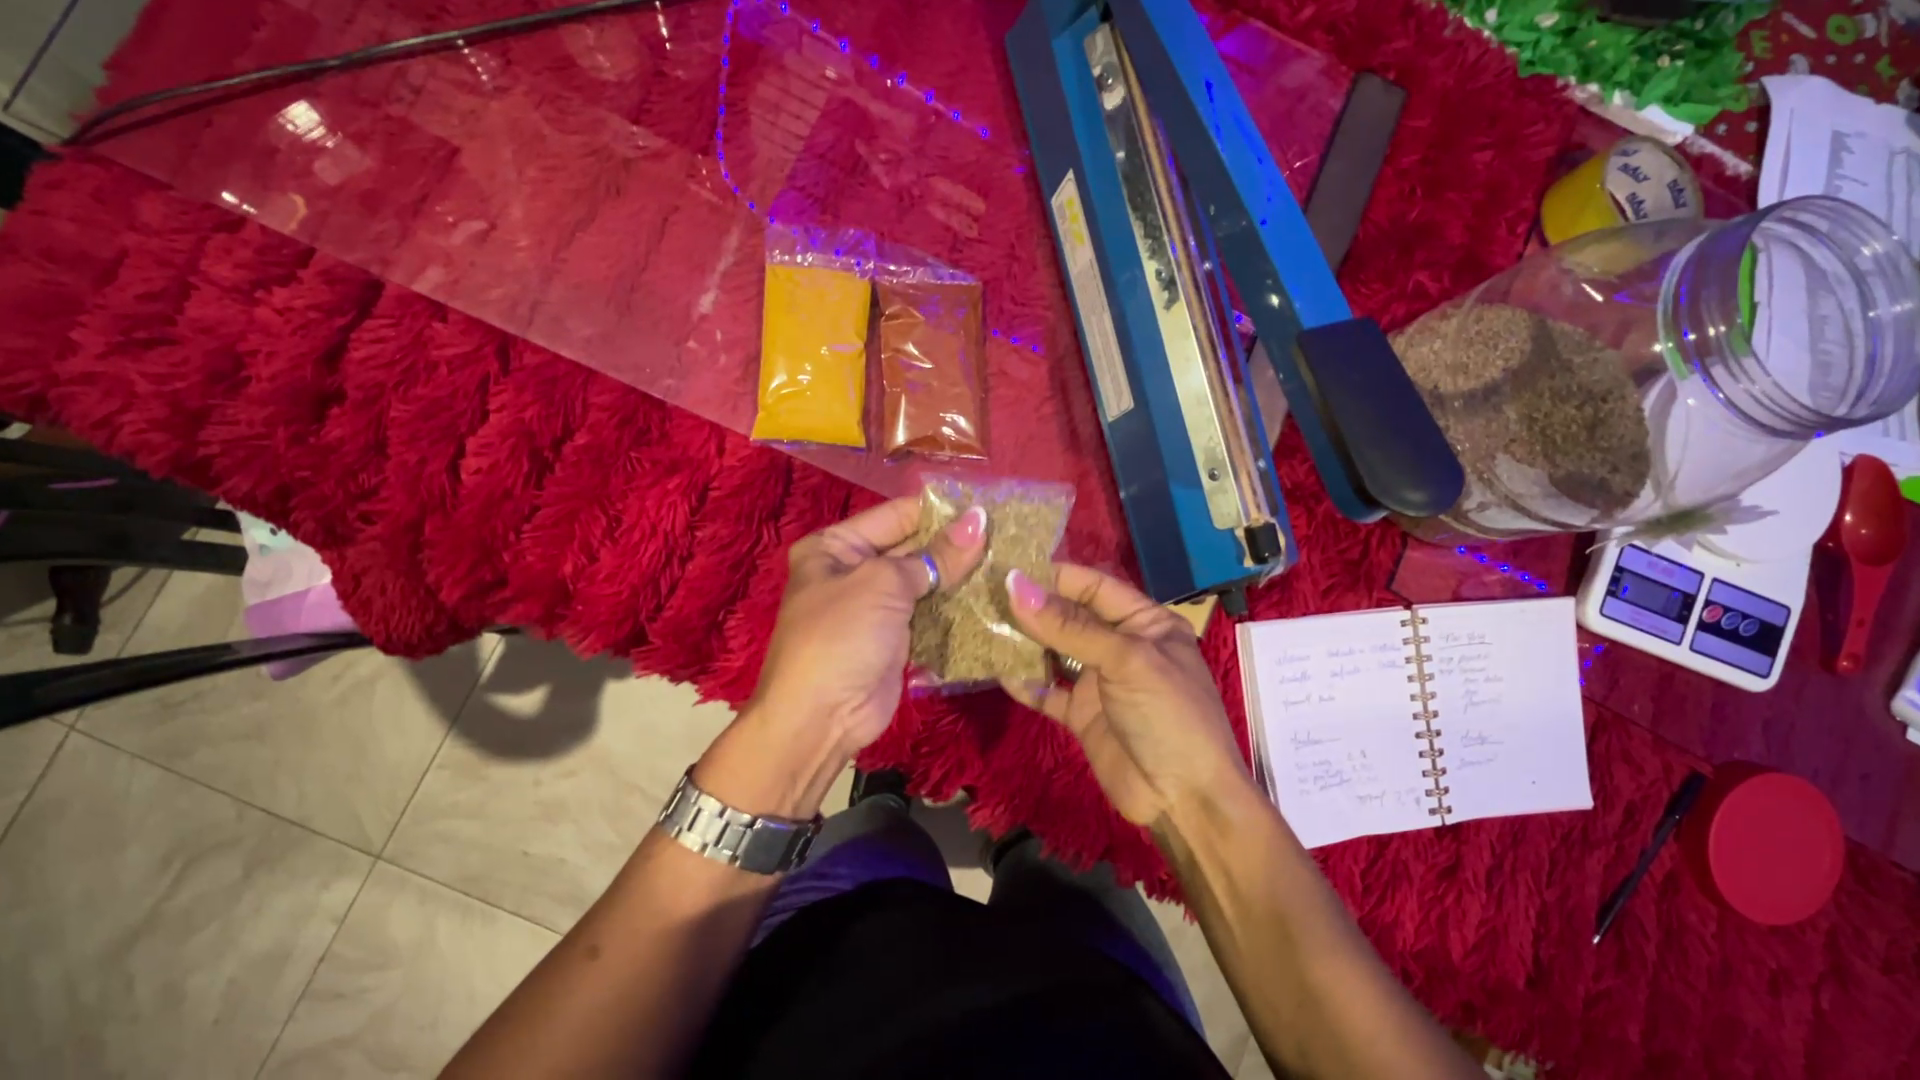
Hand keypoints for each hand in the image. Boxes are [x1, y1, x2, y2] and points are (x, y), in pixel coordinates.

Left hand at [748, 496, 988, 756]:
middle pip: (912, 548)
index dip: (941, 510)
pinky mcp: (895, 641)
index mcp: (835, 546)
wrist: (819, 717)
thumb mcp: (884, 584)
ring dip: (961, 577)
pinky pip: (929, 616)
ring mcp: (874, 609)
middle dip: (955, 544)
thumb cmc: (840, 636)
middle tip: (1009, 533)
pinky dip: (956, 608)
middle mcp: (852, 572)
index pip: (896, 515)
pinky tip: (994, 596)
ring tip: (1011, 560)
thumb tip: (980, 520)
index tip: (990, 504)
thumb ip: (935, 555)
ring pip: (925, 584)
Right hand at [1001, 565, 1251, 827]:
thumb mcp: (1126, 661)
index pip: (1095, 587)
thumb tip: (1014, 585)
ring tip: (980, 626)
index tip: (1008, 567)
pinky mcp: (1083, 716)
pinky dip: (1025, 683)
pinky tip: (996, 672)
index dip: (1056, 576)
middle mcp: (1121, 647)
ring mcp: (1101, 683)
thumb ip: (1069, 626)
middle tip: (983, 595)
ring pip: (1055, 653)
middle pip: (1070, 617)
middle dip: (1032, 607)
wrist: (1185, 798)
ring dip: (1023, 642)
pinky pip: (1048, 693)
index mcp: (1146, 623)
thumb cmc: (1169, 715)